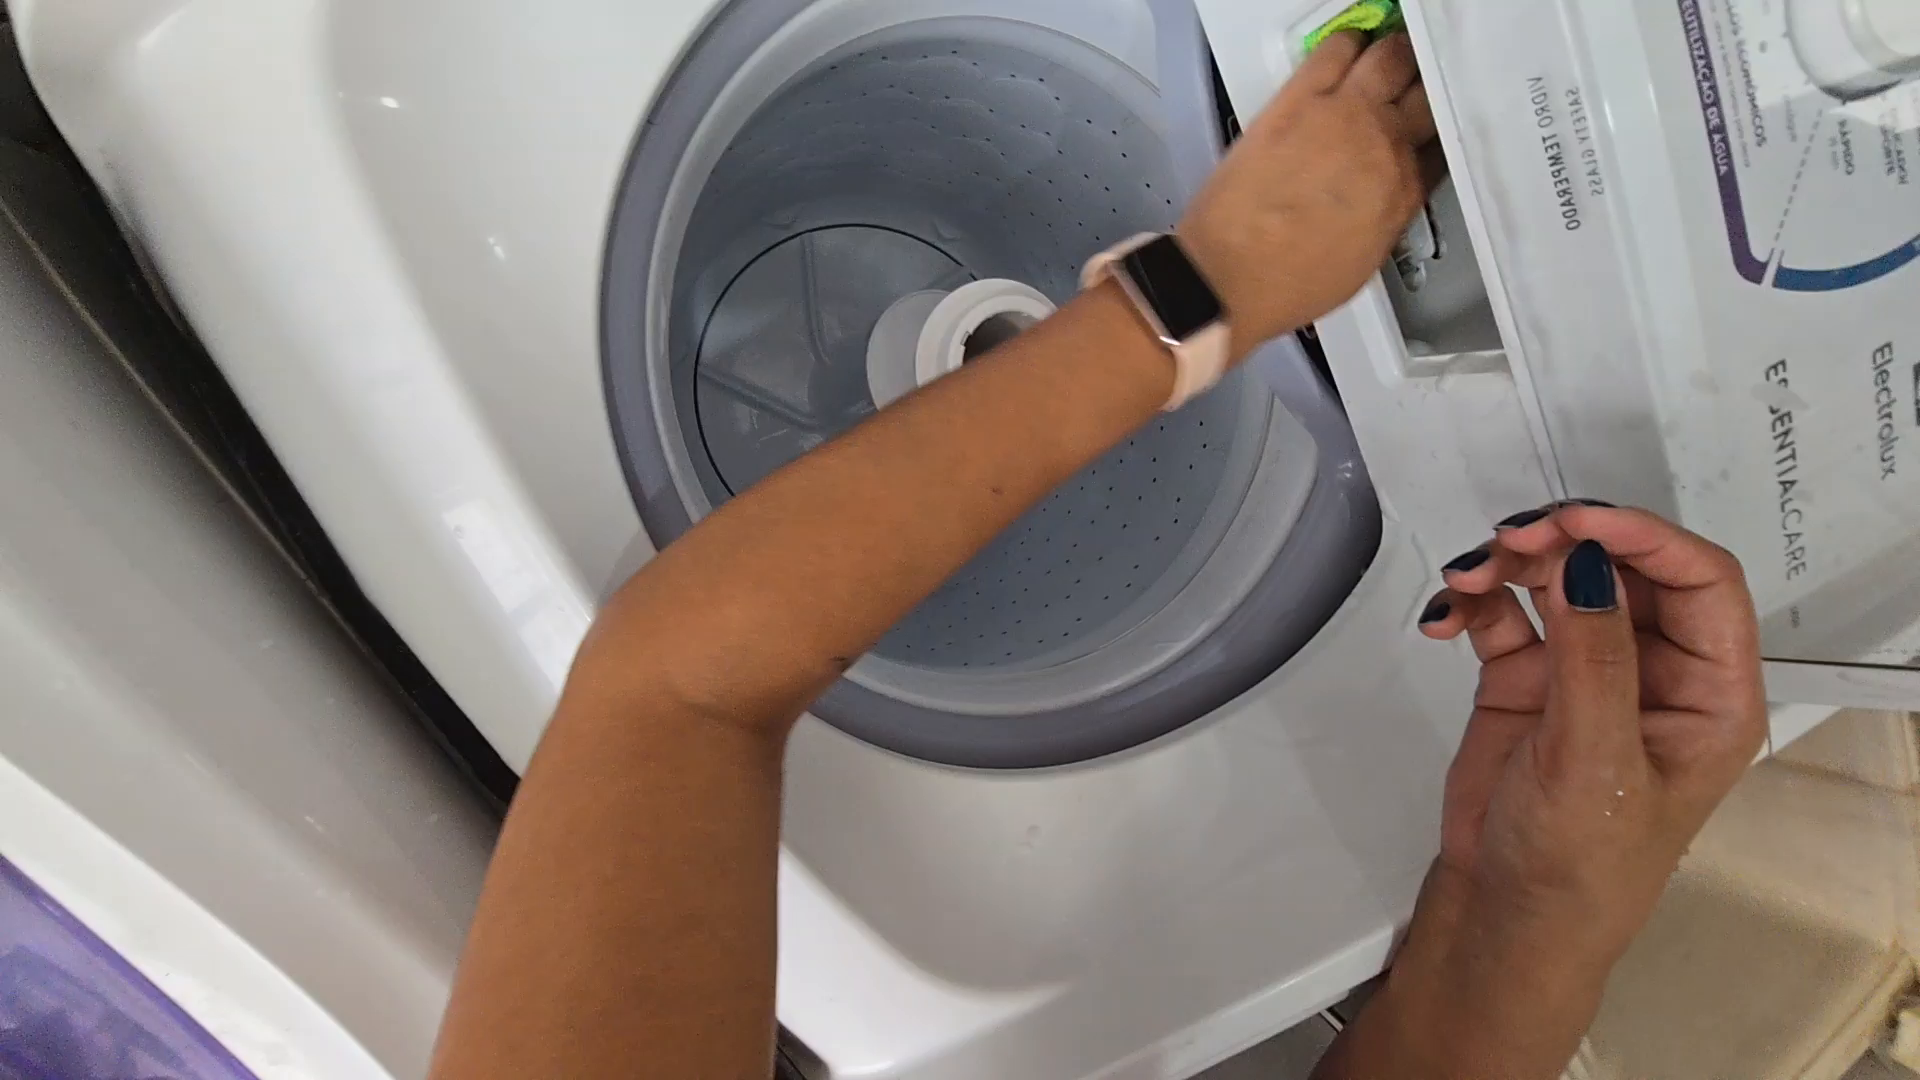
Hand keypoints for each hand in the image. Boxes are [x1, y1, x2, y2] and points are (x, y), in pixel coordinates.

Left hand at [1178, 31, 1438, 360]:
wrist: (1224, 281)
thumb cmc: (1279, 287)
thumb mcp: (1355, 268)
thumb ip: (1380, 221)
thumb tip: (1380, 203)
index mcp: (1400, 195)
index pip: (1438, 148)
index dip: (1431, 137)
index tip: (1423, 133)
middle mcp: (1384, 148)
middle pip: (1427, 95)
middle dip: (1421, 91)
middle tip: (1408, 91)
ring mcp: (1343, 117)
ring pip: (1393, 57)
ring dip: (1392, 58)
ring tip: (1380, 67)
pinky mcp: (1297, 103)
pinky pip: (1337, 48)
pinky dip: (1346, 44)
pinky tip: (1343, 54)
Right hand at [1329, 506, 1767, 1078]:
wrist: (1506, 898)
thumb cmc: (1580, 850)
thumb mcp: (1594, 756)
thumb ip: (1594, 656)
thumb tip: (1583, 561)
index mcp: (1706, 688)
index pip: (1697, 582)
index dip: (1640, 537)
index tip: (1567, 521)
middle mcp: (1648, 666)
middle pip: (1615, 569)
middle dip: (1558, 544)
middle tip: (1501, 541)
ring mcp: (1579, 667)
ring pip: (1550, 582)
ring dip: (1501, 569)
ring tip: (1457, 583)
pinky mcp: (1520, 674)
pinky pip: (1497, 615)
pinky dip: (1466, 606)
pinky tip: (1438, 624)